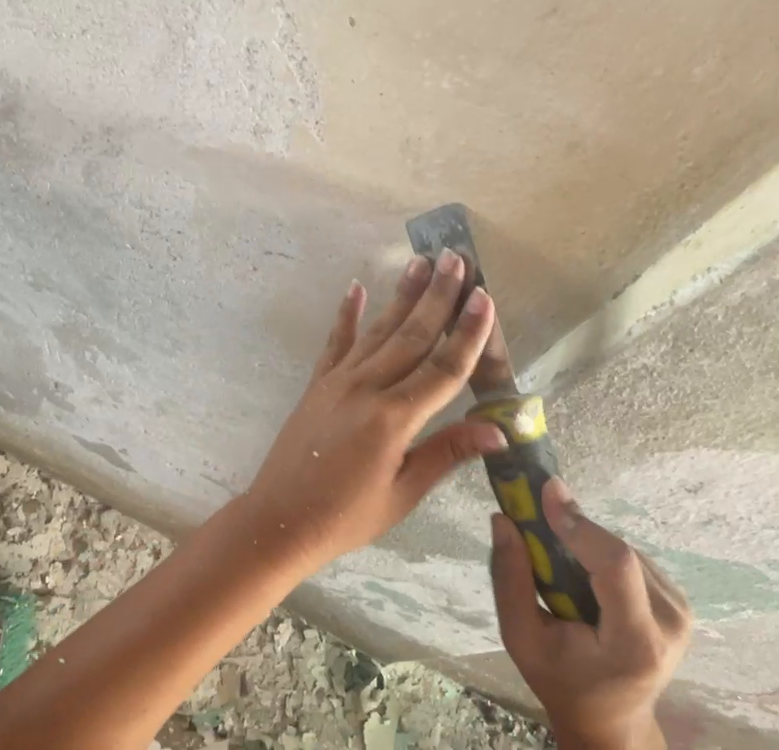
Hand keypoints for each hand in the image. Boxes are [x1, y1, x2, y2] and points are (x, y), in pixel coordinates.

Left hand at [239, 250, 509, 569]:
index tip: (484, 297)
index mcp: (394, 419)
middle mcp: (367, 388)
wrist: (279, 520)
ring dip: (402, 295)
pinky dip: (347, 314)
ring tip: (420, 261)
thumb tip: (499, 430)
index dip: (468, 333)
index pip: (443, 369)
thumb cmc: (346, 516)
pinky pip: (336, 342)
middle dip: (438, 296)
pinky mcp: (317, 383)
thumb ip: (447, 453)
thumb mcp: (403, 493)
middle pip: (412, 336)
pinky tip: (357, 287)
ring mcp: (338, 381)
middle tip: (456, 258)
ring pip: (378, 330)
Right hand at [491, 479, 691, 749]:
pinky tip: (584, 576)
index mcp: (636, 642)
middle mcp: (670, 621)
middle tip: (535, 519)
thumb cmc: (562, 681)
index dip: (581, 526)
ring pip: (624, 550)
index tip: (546, 493)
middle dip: (574, 532)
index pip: (616, 566)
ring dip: (587, 544)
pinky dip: (602, 555)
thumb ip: (510, 579)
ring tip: (559, 565)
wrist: (610, 720)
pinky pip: (633, 558)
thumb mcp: (521, 639)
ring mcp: (681, 611)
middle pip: (618, 552)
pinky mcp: (679, 602)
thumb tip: (503, 519)